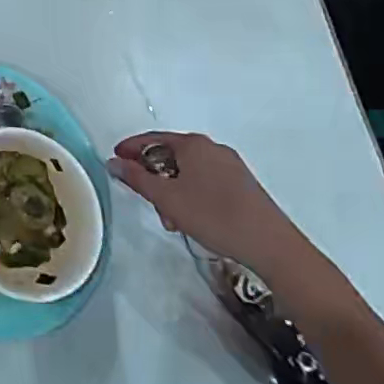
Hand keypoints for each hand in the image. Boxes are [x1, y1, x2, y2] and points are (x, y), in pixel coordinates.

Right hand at [106, 131, 303, 269]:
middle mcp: (212, 147)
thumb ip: (137, 178)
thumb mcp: (167, 199)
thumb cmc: (213, 216)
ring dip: (174, 190)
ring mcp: (230, 165)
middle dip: (155, 177)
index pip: (152, 139)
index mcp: (193, 144)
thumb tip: (112, 161)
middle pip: (171, 154)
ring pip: (190, 170)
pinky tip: (194, 219)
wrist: (270, 244)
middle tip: (149, 202)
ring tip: (174, 220)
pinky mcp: (243, 184)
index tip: (115, 161)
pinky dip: (193, 194)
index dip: (131, 149)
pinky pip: (207, 180)